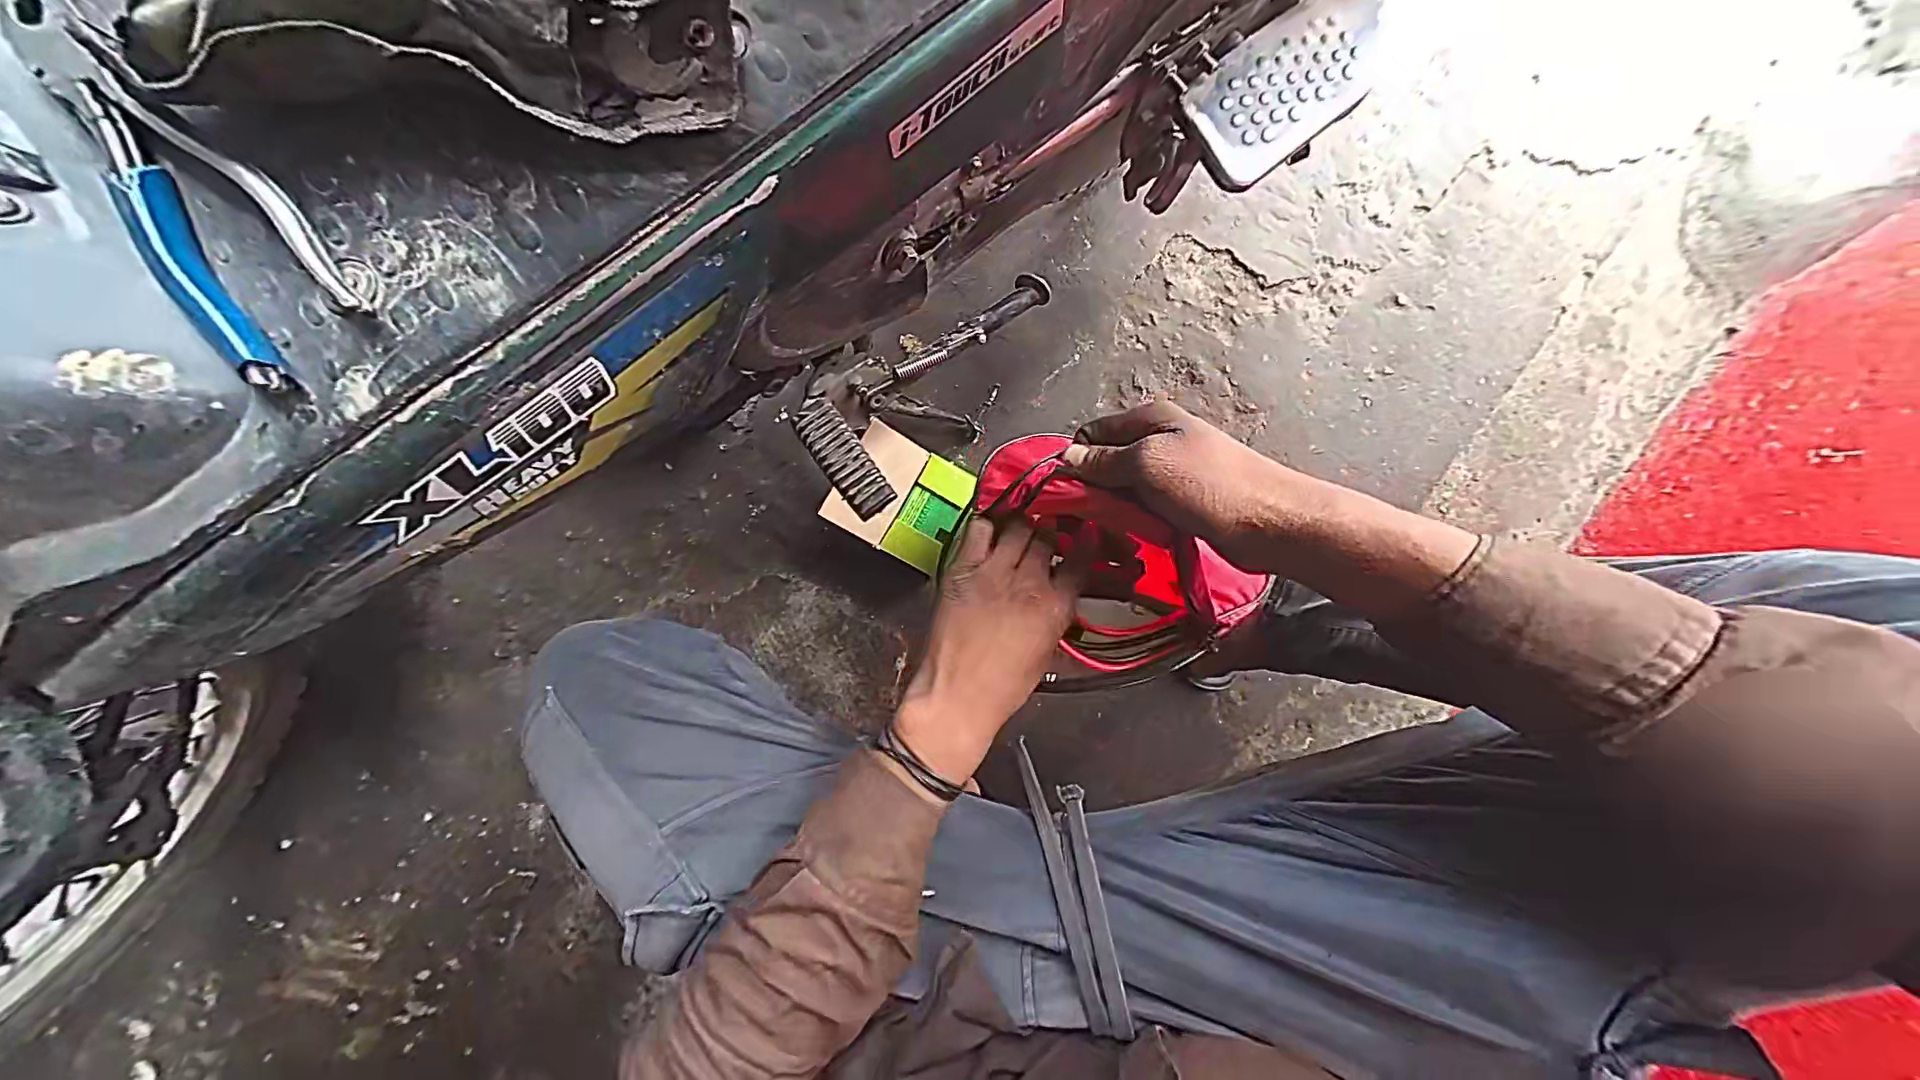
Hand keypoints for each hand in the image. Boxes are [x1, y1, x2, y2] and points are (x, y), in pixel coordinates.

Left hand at [895, 516, 1091, 784]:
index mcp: (1055, 607)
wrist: (958, 694)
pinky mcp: (962, 570)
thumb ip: (1056, 615)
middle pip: (1046, 538)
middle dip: (1049, 534)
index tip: (1084, 536)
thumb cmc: (1002, 685)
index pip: (1079, 561)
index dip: (1084, 544)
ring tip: (1020, 532)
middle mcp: (1027, 584)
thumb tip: (1059, 594)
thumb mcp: (1047, 651)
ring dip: (1022, 527)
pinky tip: (989, 534)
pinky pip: (978, 531)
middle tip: (1046, 536)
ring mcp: (993, 573)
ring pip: (1017, 528)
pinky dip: (987, 527)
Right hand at [1061, 401, 1307, 572]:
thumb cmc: (1209, 486)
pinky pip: (1141, 507)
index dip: (1077, 461)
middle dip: (1094, 489)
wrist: (1270, 522)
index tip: (1073, 492)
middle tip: (1094, 517)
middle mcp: (1155, 440)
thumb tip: (1065, 458)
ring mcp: (1168, 472)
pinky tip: (1138, 534)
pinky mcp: (1178, 500)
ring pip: (1121, 489)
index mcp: (1148, 419)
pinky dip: (1135, 520)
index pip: (1090, 434)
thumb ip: (1103, 461)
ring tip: (1119, 529)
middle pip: (1104, 463)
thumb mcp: (1147, 464)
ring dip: (1114, 510)